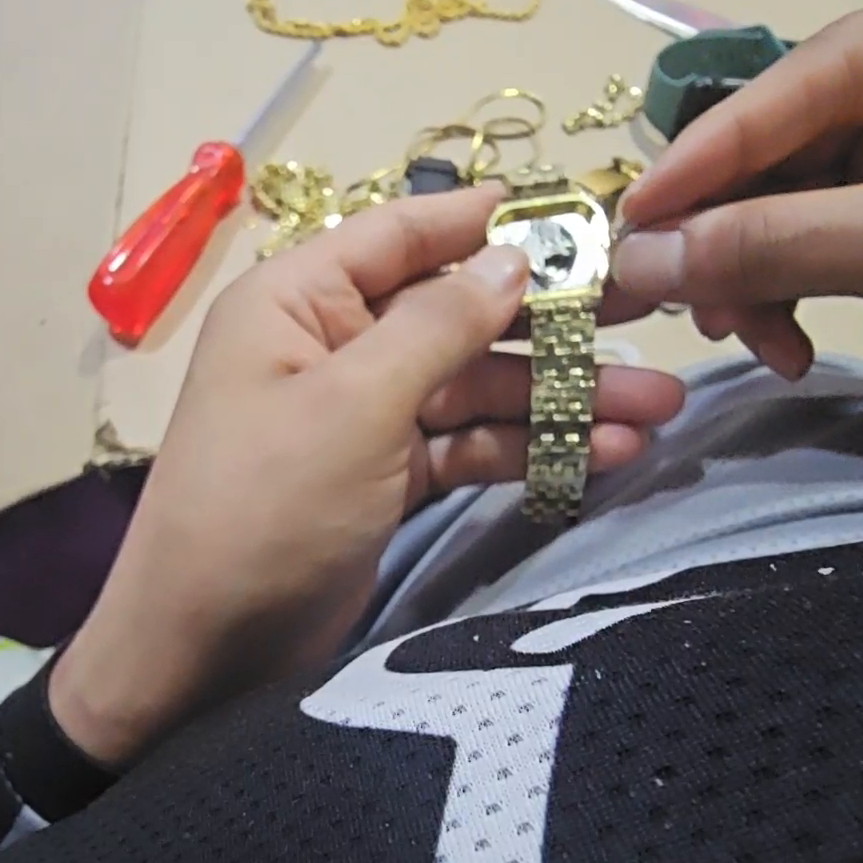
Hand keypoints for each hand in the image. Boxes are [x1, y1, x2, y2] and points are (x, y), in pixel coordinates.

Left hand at [53, 185, 683, 764]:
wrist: (207, 648)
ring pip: (472, 391)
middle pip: (455, 318)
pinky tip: (604, 456)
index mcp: (298, 302)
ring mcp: (362, 418)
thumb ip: (437, 326)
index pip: (401, 237)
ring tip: (655, 410)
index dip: (485, 222)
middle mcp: (331, 349)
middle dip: (550, 328)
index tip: (575, 214)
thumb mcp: (353, 404)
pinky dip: (525, 451)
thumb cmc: (266, 507)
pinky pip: (465, 448)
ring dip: (557, 400)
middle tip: (652, 320)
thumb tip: (510, 258)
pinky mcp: (386, 480)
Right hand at [608, 0, 862, 444]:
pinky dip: (772, 303)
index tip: (637, 209)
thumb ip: (782, 245)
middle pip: (788, 143)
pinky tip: (782, 347)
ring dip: (742, 275)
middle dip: (725, 224)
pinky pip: (795, 256)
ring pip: (778, 207)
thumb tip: (641, 260)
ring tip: (735, 331)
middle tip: (655, 287)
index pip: (825, 70)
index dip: (719, 142)